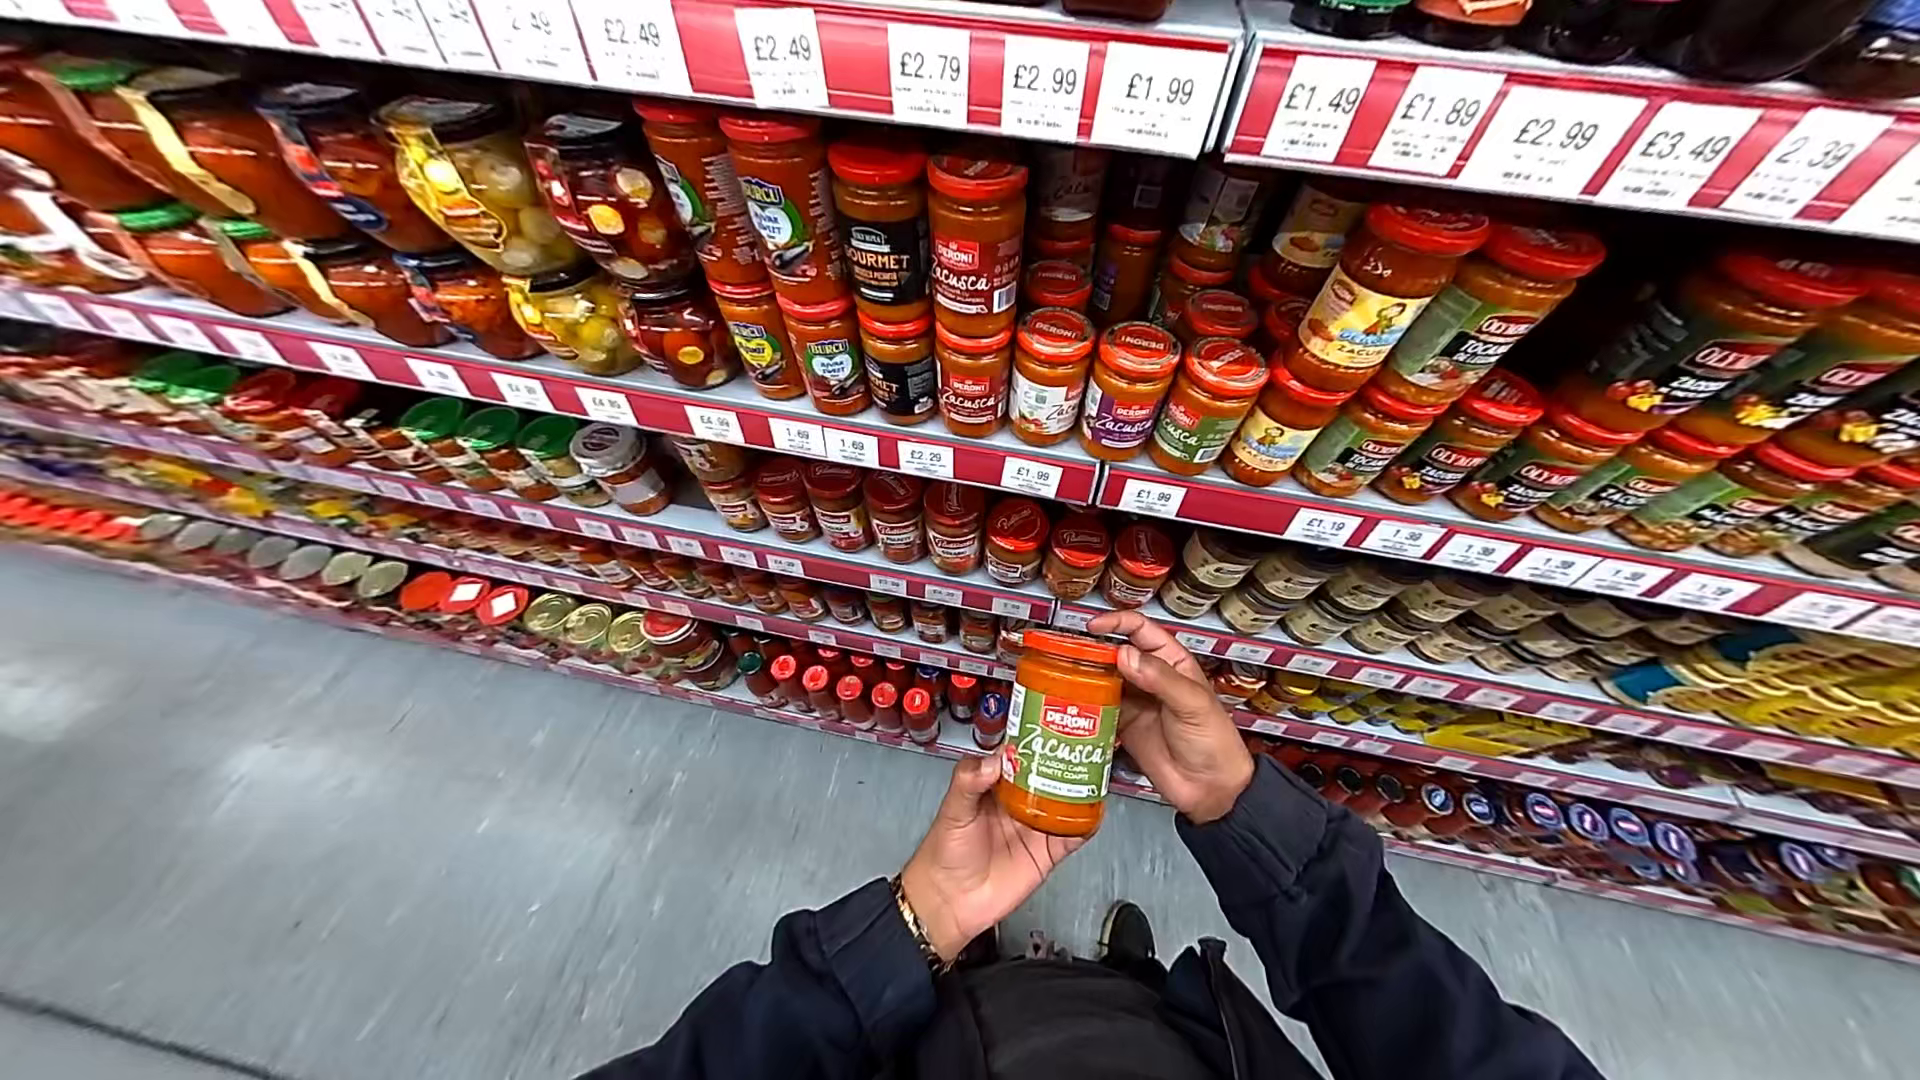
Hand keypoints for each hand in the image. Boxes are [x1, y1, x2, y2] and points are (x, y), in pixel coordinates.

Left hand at [900, 755, 1085, 960]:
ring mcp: (1034, 826)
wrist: (949, 902)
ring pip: (1065, 802)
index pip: (1019, 755)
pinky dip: (1086, 824)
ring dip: (1079, 788)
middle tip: (1080, 744)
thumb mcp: (952, 809)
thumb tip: (993, 761)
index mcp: (996, 784)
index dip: (1034, 740)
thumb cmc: (944, 852)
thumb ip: (968, 781)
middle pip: (1048, 775)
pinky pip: (1072, 836)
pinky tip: (1094, 813)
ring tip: (1093, 772)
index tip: (1049, 725)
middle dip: (1064, 761)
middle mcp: (1019, 802)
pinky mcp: (1046, 853)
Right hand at [1087, 610, 1253, 824]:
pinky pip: (1097, 705)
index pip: (1139, 629)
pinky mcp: (1121, 722)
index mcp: (1170, 661)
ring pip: (1102, 676)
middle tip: (1071, 652)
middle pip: (1114, 650)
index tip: (1094, 626)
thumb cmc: (1215, 742)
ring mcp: (1133, 699)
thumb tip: (1125, 655)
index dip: (1116, 623)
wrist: (1211, 790)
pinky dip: (1084, 701)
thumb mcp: (1193, 704)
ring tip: (1066, 674)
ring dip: (1085, 673)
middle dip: (1093, 648)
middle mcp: (1148, 675)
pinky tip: (1074, 701)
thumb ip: (1160, 678)